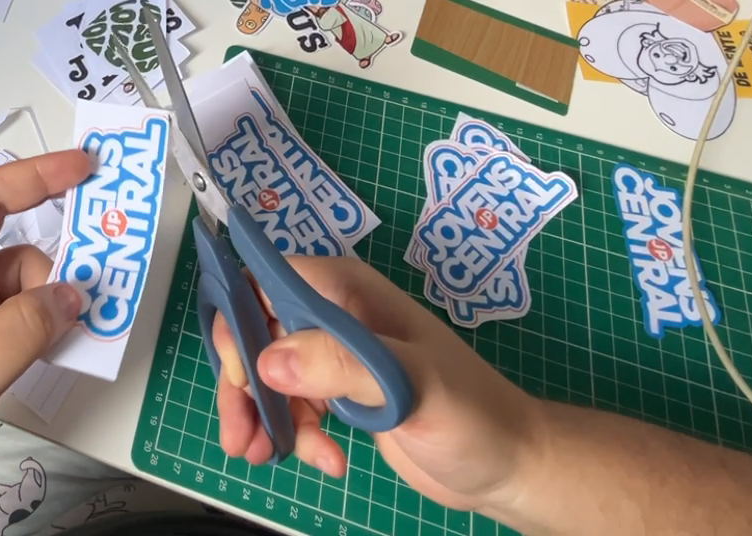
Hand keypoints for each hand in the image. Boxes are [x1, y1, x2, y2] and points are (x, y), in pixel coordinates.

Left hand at [0, 151, 90, 535]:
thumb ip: (21, 328)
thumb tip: (74, 294)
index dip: (32, 177)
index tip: (81, 167)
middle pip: (12, 242)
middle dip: (56, 244)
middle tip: (103, 248)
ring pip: (27, 285)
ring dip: (57, 296)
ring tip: (83, 320)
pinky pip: (29, 321)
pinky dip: (53, 325)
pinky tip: (71, 341)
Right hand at [212, 256, 544, 514]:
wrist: (511, 469)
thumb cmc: (472, 414)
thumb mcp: (410, 384)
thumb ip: (341, 365)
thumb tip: (268, 361)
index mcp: (342, 288)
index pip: (264, 282)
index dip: (240, 320)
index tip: (241, 373)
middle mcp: (329, 312)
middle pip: (255, 330)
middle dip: (242, 382)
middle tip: (240, 435)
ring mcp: (331, 352)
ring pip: (266, 371)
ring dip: (261, 414)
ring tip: (262, 457)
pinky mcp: (336, 390)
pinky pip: (290, 402)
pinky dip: (292, 432)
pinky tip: (324, 461)